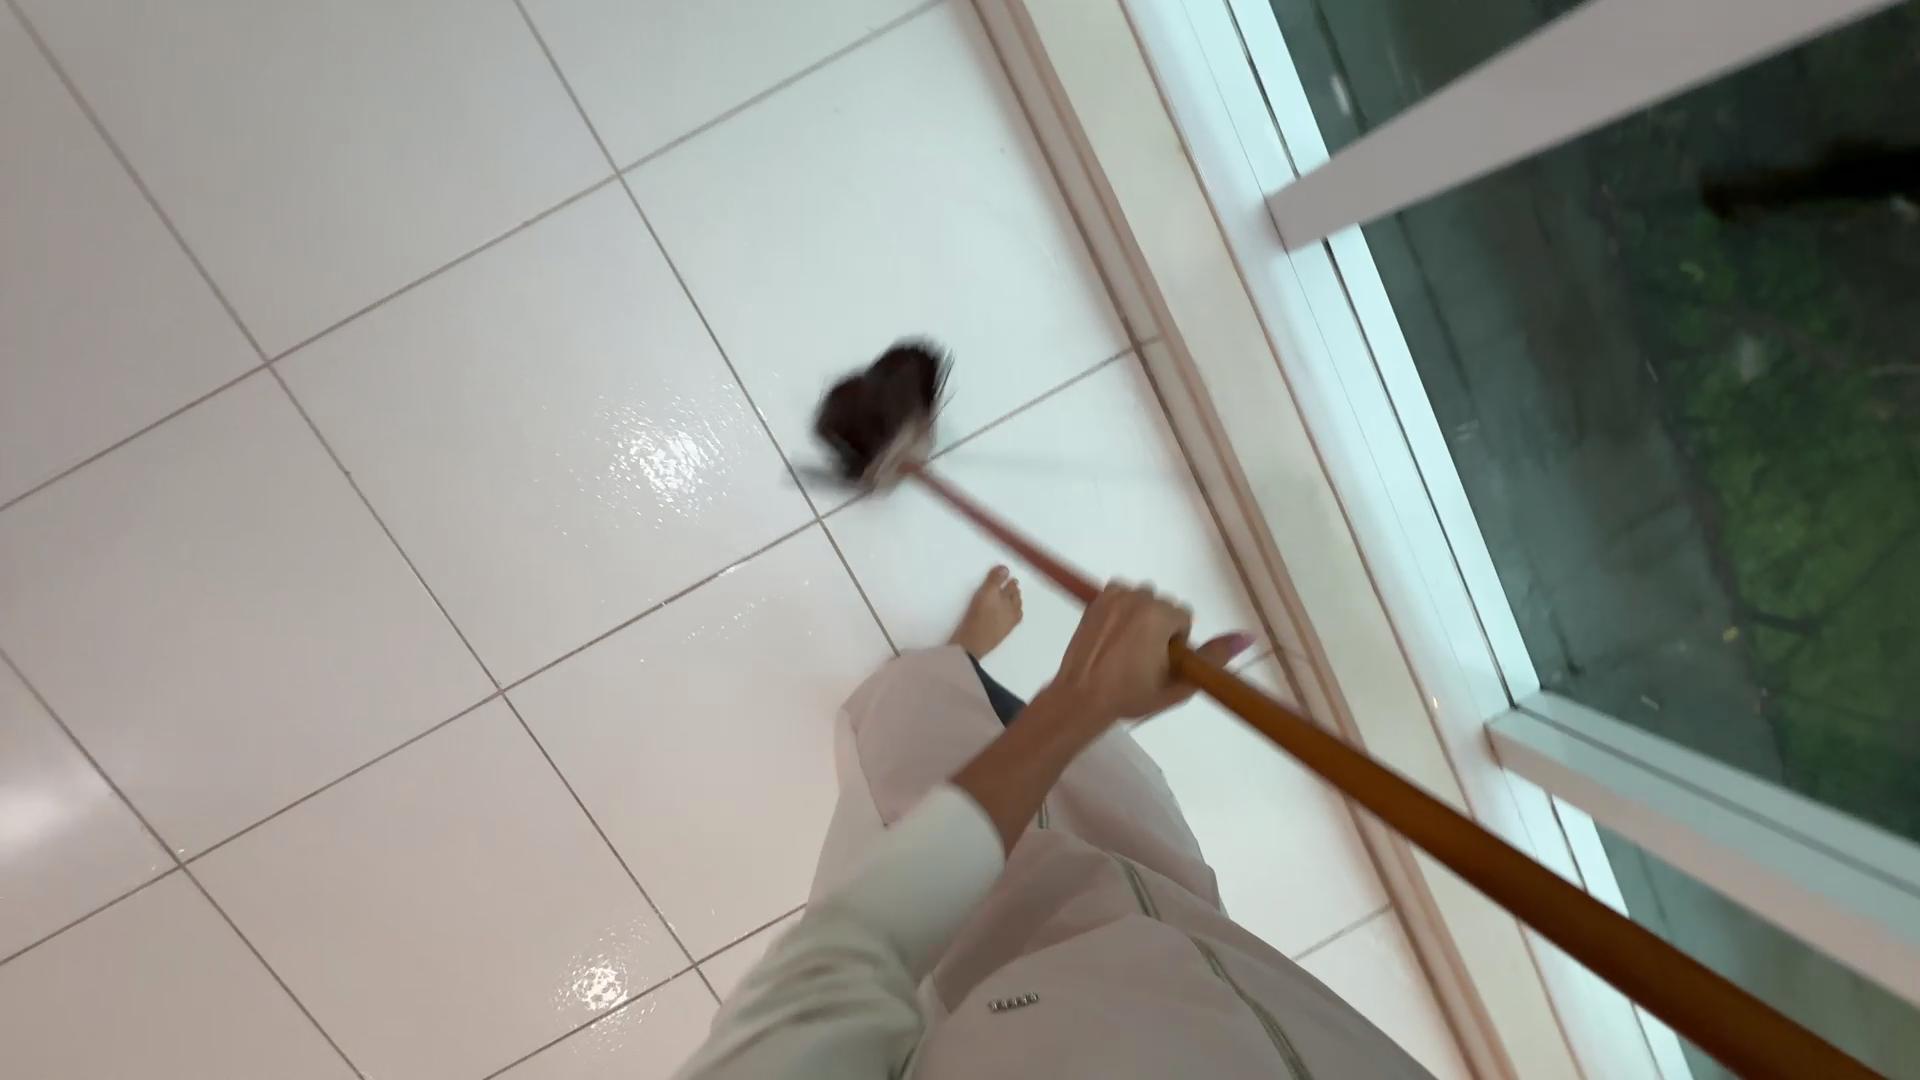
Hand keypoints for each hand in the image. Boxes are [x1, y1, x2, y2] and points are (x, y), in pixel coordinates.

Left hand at [1046, 581, 1254, 723]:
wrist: (1082, 695)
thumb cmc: (1131, 694)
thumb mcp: (1179, 683)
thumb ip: (1214, 658)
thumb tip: (1248, 635)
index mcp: (1160, 614)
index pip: (1183, 618)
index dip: (1176, 643)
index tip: (1159, 663)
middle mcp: (1137, 596)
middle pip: (1162, 605)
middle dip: (1159, 627)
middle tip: (1142, 658)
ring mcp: (1113, 596)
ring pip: (1142, 599)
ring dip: (1140, 617)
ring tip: (1126, 648)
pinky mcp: (1096, 600)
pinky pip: (1121, 596)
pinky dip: (1121, 609)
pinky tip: (1113, 635)